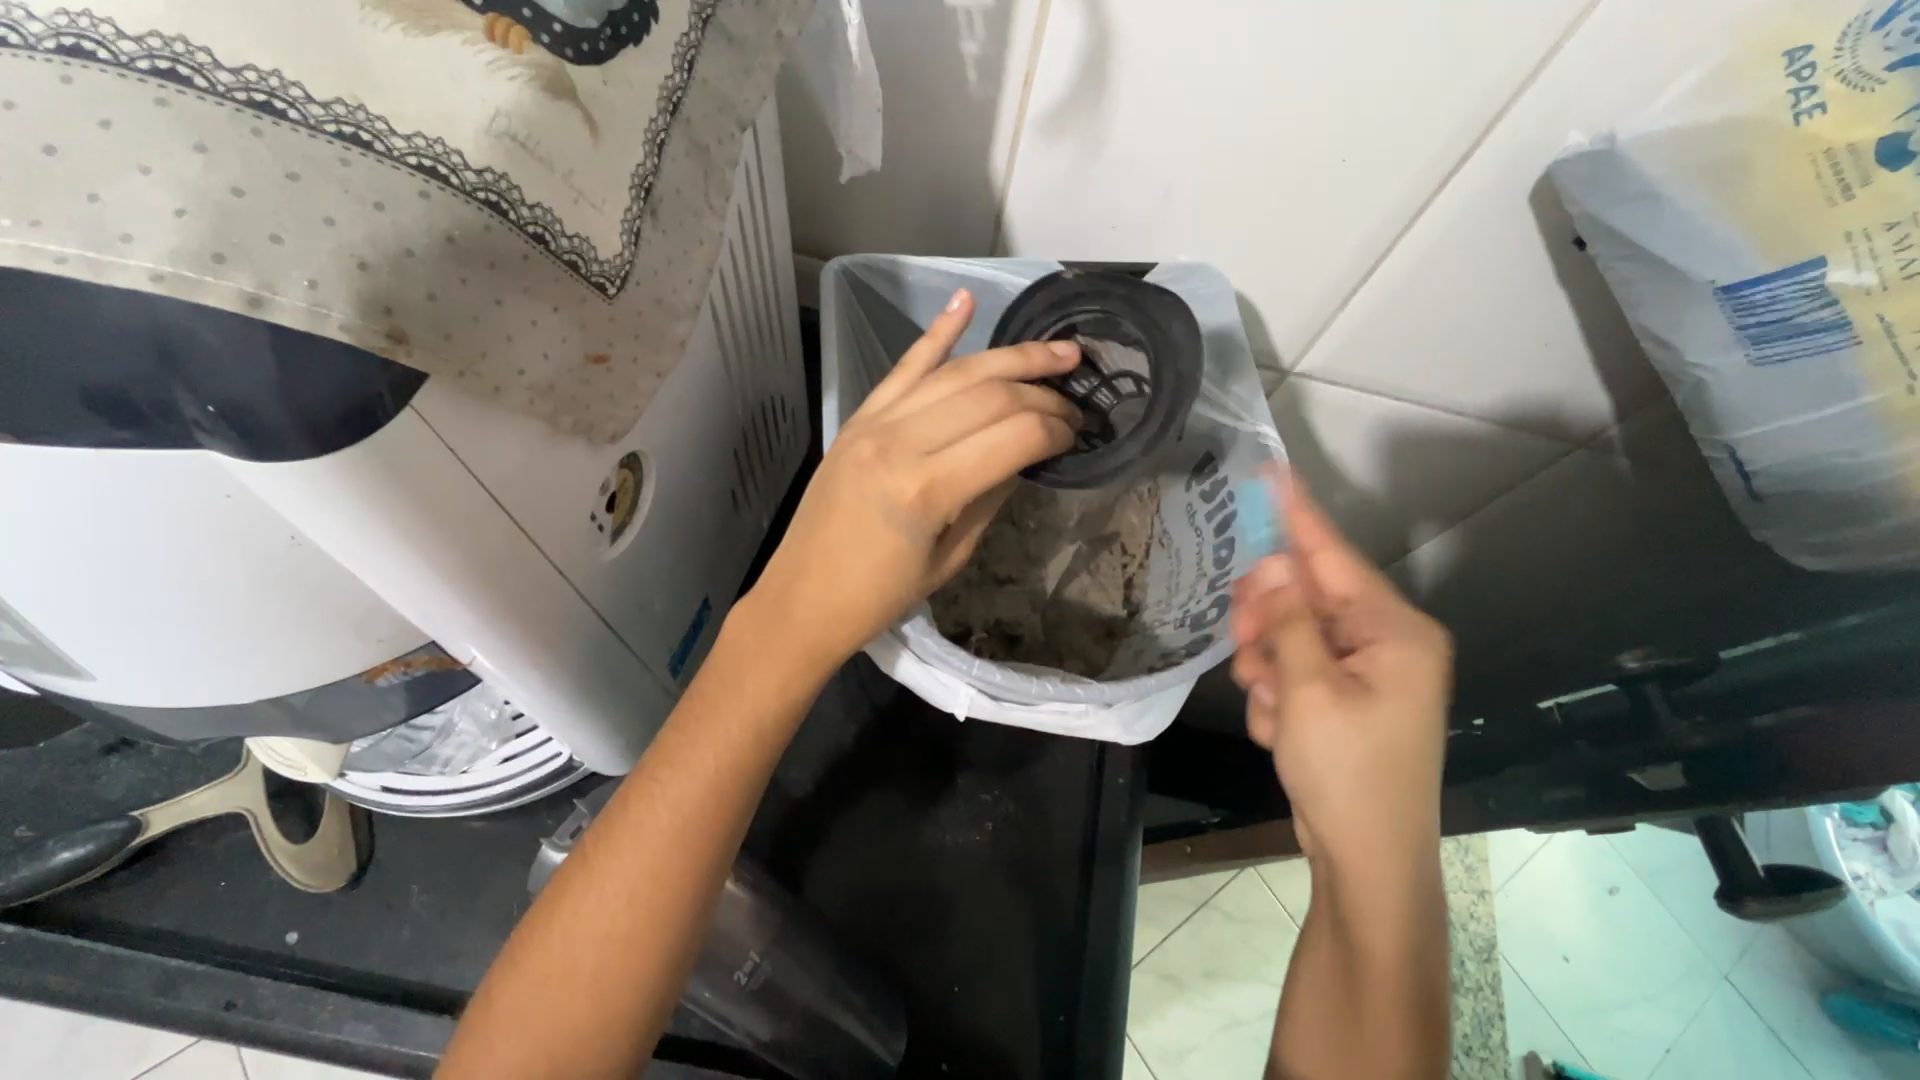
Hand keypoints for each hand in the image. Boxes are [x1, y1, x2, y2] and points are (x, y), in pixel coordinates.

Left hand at [743, 288, 1081, 675]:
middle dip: (1043, 393)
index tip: (1078, 436)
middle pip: (990, 395)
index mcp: (928, 489)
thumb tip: (1026, 455)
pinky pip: (904, 367)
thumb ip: (991, 498)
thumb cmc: (880, 597)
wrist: (802, 599)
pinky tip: (967, 300)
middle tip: (1076, 400)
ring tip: (1057, 351)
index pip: (1014, 437)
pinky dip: (937, 332)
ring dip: (1011, 356)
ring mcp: (874, 423)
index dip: (1056, 431)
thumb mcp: (951, 559)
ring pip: (956, 372)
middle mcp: (900, 442)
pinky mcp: (858, 417)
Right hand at [1229, 471, 1451, 867]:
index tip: (1270, 471)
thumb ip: (1287, 620)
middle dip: (1268, 622)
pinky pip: (1294, 672)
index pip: (1334, 557)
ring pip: (1290, 636)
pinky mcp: (1345, 700)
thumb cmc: (1347, 772)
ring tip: (1270, 708)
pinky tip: (1282, 730)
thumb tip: (1271, 564)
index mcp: (1395, 631)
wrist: (1367, 860)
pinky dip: (1277, 695)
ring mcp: (1366, 674)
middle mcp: (1386, 643)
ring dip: (1267, 668)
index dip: (1297, 516)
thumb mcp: (1307, 690)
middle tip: (1244, 647)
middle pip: (1305, 597)